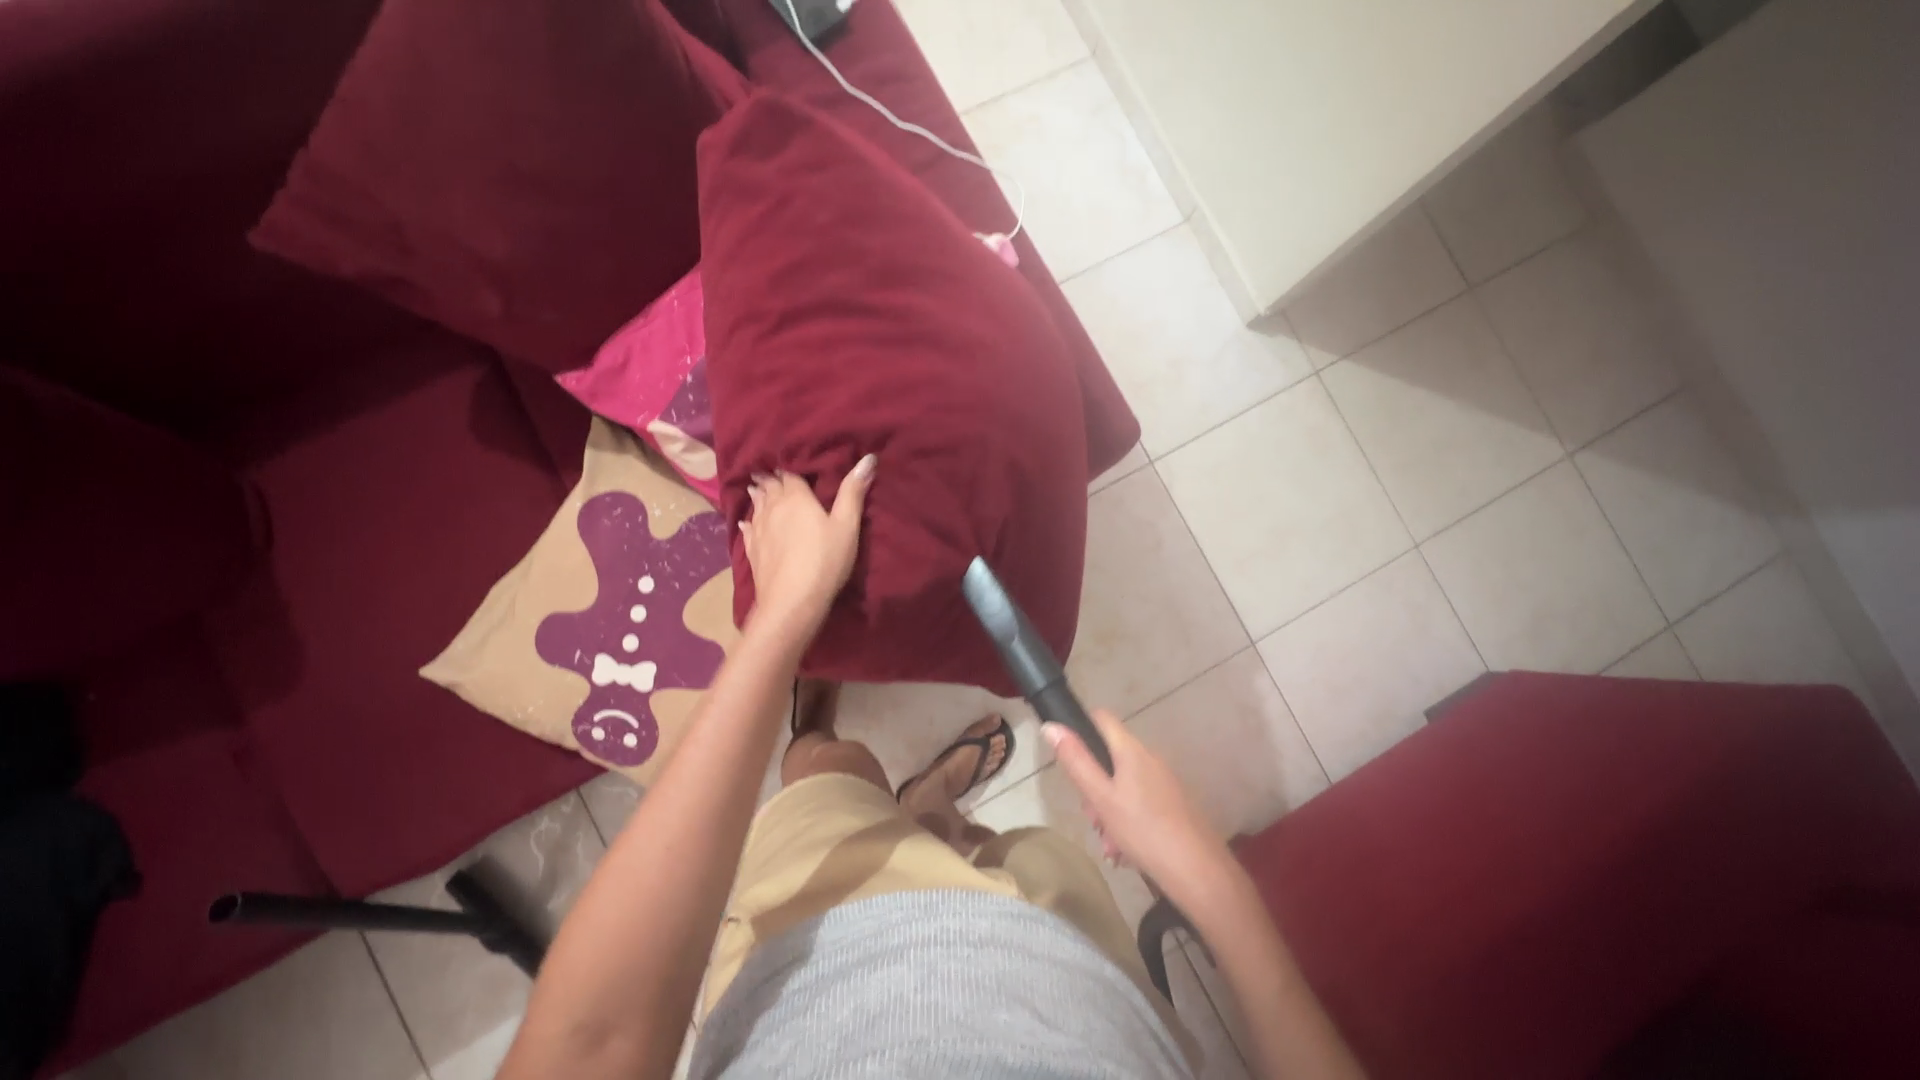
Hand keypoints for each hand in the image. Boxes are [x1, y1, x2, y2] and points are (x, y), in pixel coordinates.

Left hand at [740, 456, 875, 634]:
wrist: (792, 601)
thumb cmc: (825, 560)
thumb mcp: (847, 525)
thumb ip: (853, 492)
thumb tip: (868, 457)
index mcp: (796, 497)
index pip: (791, 476)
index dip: (791, 470)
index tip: (789, 464)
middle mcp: (773, 508)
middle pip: (770, 488)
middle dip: (771, 479)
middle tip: (769, 472)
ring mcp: (759, 530)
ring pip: (757, 505)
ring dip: (759, 496)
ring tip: (757, 489)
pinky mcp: (751, 551)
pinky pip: (748, 529)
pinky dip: (748, 522)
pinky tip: (746, 522)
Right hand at [1044, 709, 1234, 893]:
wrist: (1197, 870)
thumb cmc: (1143, 830)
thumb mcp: (1100, 797)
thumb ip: (1076, 761)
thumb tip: (1051, 726)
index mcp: (1132, 750)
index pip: (1101, 718)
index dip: (1080, 728)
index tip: (1067, 756)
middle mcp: (1150, 759)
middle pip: (1110, 759)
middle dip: (1093, 788)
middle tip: (1091, 817)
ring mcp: (1163, 782)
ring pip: (1122, 787)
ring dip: (1108, 812)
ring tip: (1109, 845)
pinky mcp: (1172, 805)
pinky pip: (1139, 804)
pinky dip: (1127, 823)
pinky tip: (1125, 852)